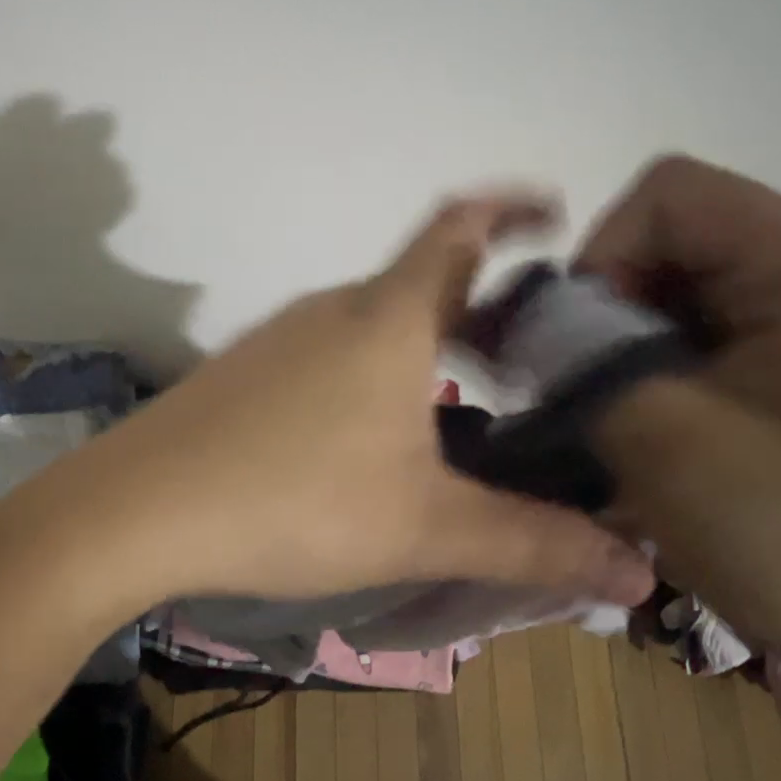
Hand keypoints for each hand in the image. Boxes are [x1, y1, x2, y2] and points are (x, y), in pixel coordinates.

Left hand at [49, 192, 655, 609]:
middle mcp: (329, 310)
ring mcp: (274, 340)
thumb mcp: (424, 528)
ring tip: (459, 409)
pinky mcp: (237, 376)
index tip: (556, 213)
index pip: (459, 226)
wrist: (138, 509)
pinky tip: (363, 444)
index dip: (513, 207)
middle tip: (528, 357)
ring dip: (417, 349)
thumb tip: (641, 573)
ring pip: (367, 326)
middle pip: (417, 283)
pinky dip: (365, 378)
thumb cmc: (292, 501)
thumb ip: (532, 544)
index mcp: (387, 318)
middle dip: (479, 306)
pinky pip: (321, 359)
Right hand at [576, 156, 780, 667]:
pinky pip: (695, 337)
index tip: (576, 345)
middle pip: (670, 241)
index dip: (602, 255)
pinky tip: (639, 431)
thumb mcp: (667, 442)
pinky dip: (648, 374)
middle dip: (604, 311)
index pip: (670, 195)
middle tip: (578, 392)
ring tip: (605, 420)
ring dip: (620, 350)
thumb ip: (583, 365)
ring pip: (672, 294)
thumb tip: (519, 323)